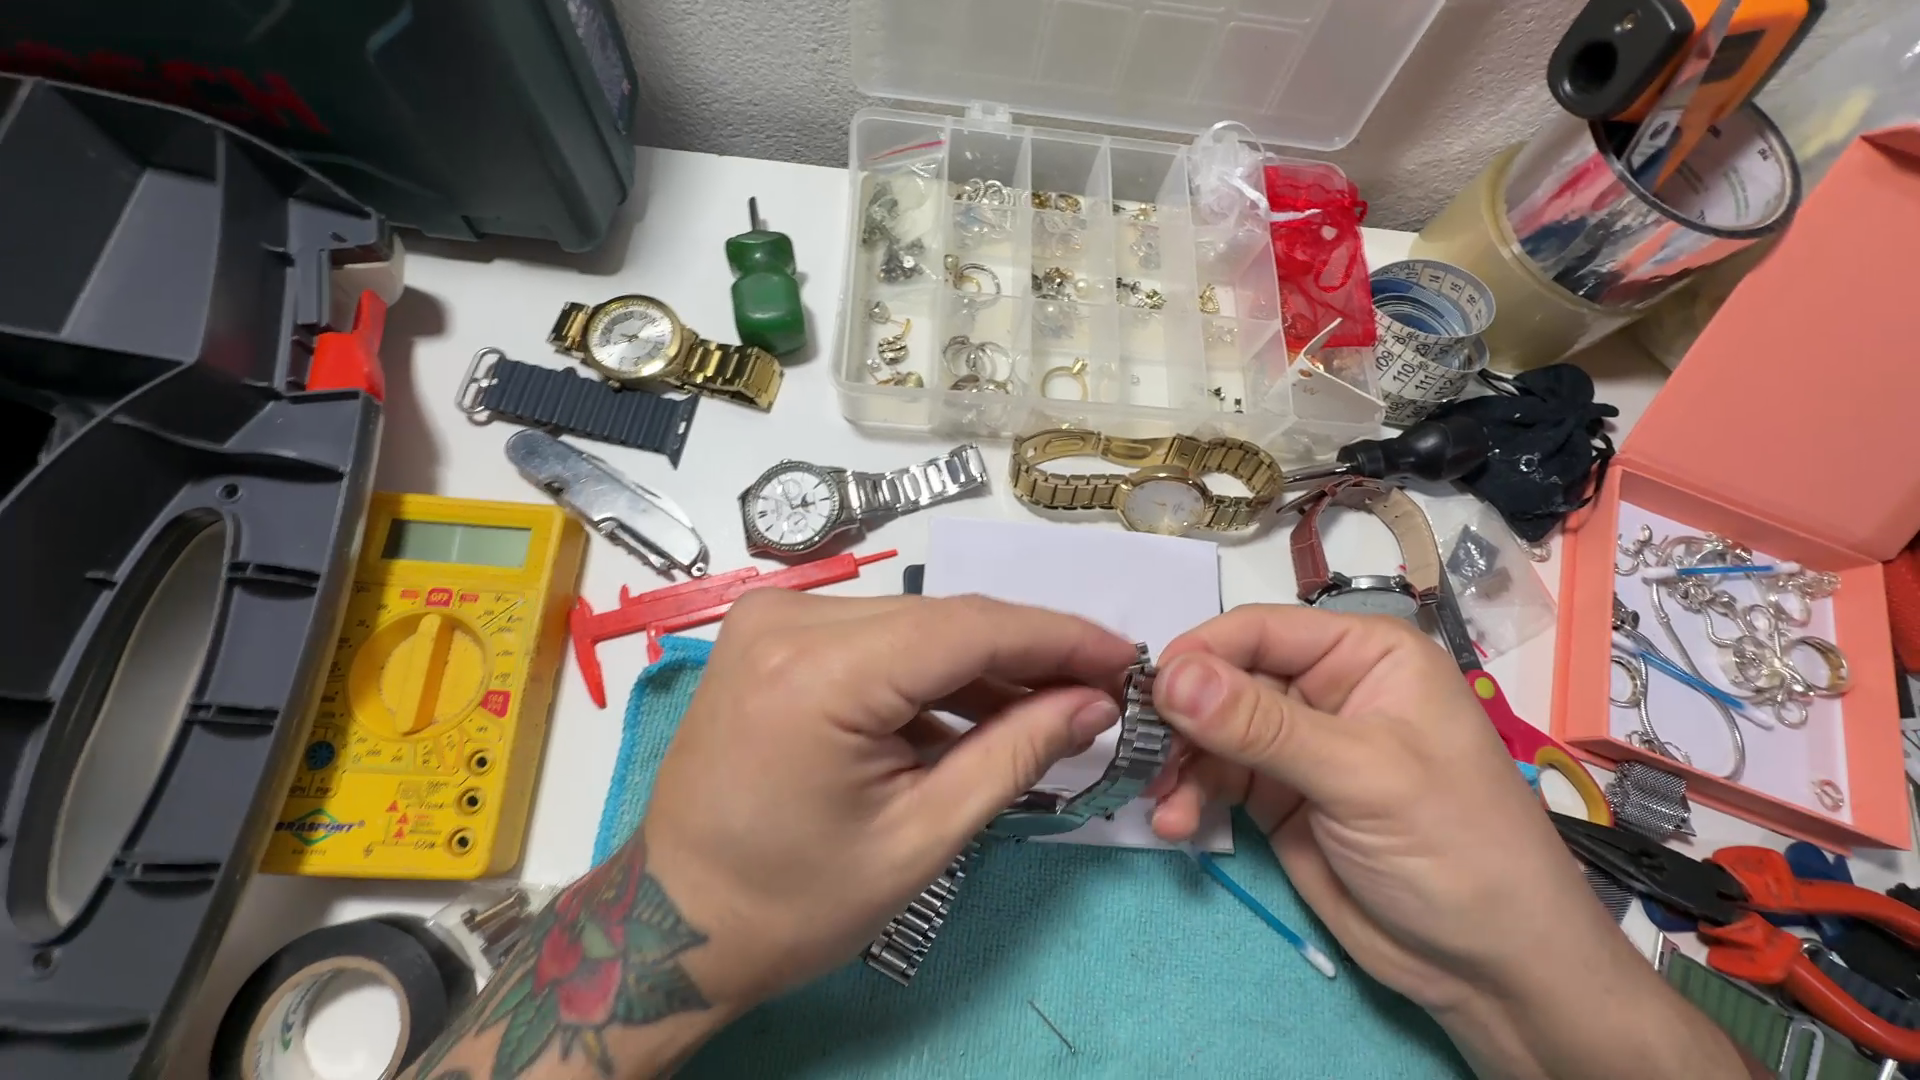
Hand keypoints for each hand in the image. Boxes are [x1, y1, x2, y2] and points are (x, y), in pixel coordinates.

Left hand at [642, 591, 1137, 1011]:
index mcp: (817, 672)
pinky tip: (977, 709)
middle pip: (943, 619)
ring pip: (914, 624)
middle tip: (1097, 689)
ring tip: (1049, 707)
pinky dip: (930, 671)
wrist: (675, 918)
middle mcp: (789, 619)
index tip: (1123, 657)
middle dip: (1027, 654)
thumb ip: (1015, 755)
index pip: (969, 629)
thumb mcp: (920, 837)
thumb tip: (1093, 702)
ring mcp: (773, 618)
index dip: (1058, 639)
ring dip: (982, 665)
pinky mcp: (772, 631)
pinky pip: (877, 637)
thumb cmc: (793, 901)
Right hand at [1147, 604, 1596, 1010]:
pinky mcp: (1275, 793)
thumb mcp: (1361, 776)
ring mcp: (1294, 743)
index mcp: (1361, 654)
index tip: (1147, 693)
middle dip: (1179, 719)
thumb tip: (1169, 678)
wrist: (1493, 972)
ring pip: (1209, 732)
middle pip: (1223, 680)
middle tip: (1141, 757)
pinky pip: (1213, 778)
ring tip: (1160, 802)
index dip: (1199, 655)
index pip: (1258, 631)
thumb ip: (1261, 726)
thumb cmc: (1454, 848)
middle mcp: (1322, 687)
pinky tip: (1175, 824)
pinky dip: (1188, 797)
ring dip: (1177, 765)